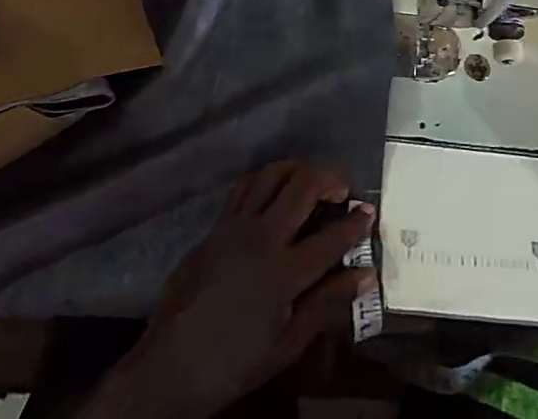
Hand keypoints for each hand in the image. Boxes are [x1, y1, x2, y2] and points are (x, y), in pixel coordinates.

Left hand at [83, 162, 375, 418]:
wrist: (168, 367)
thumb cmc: (234, 362)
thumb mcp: (288, 343)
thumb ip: (328, 303)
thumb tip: (366, 275)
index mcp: (284, 272)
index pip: (332, 237)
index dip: (356, 221)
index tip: (369, 212)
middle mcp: (262, 238)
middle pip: (303, 186)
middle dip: (331, 179)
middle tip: (342, 190)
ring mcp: (234, 228)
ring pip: (271, 175)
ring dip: (297, 170)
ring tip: (310, 182)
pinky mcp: (214, 228)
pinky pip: (244, 189)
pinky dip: (266, 181)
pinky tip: (274, 192)